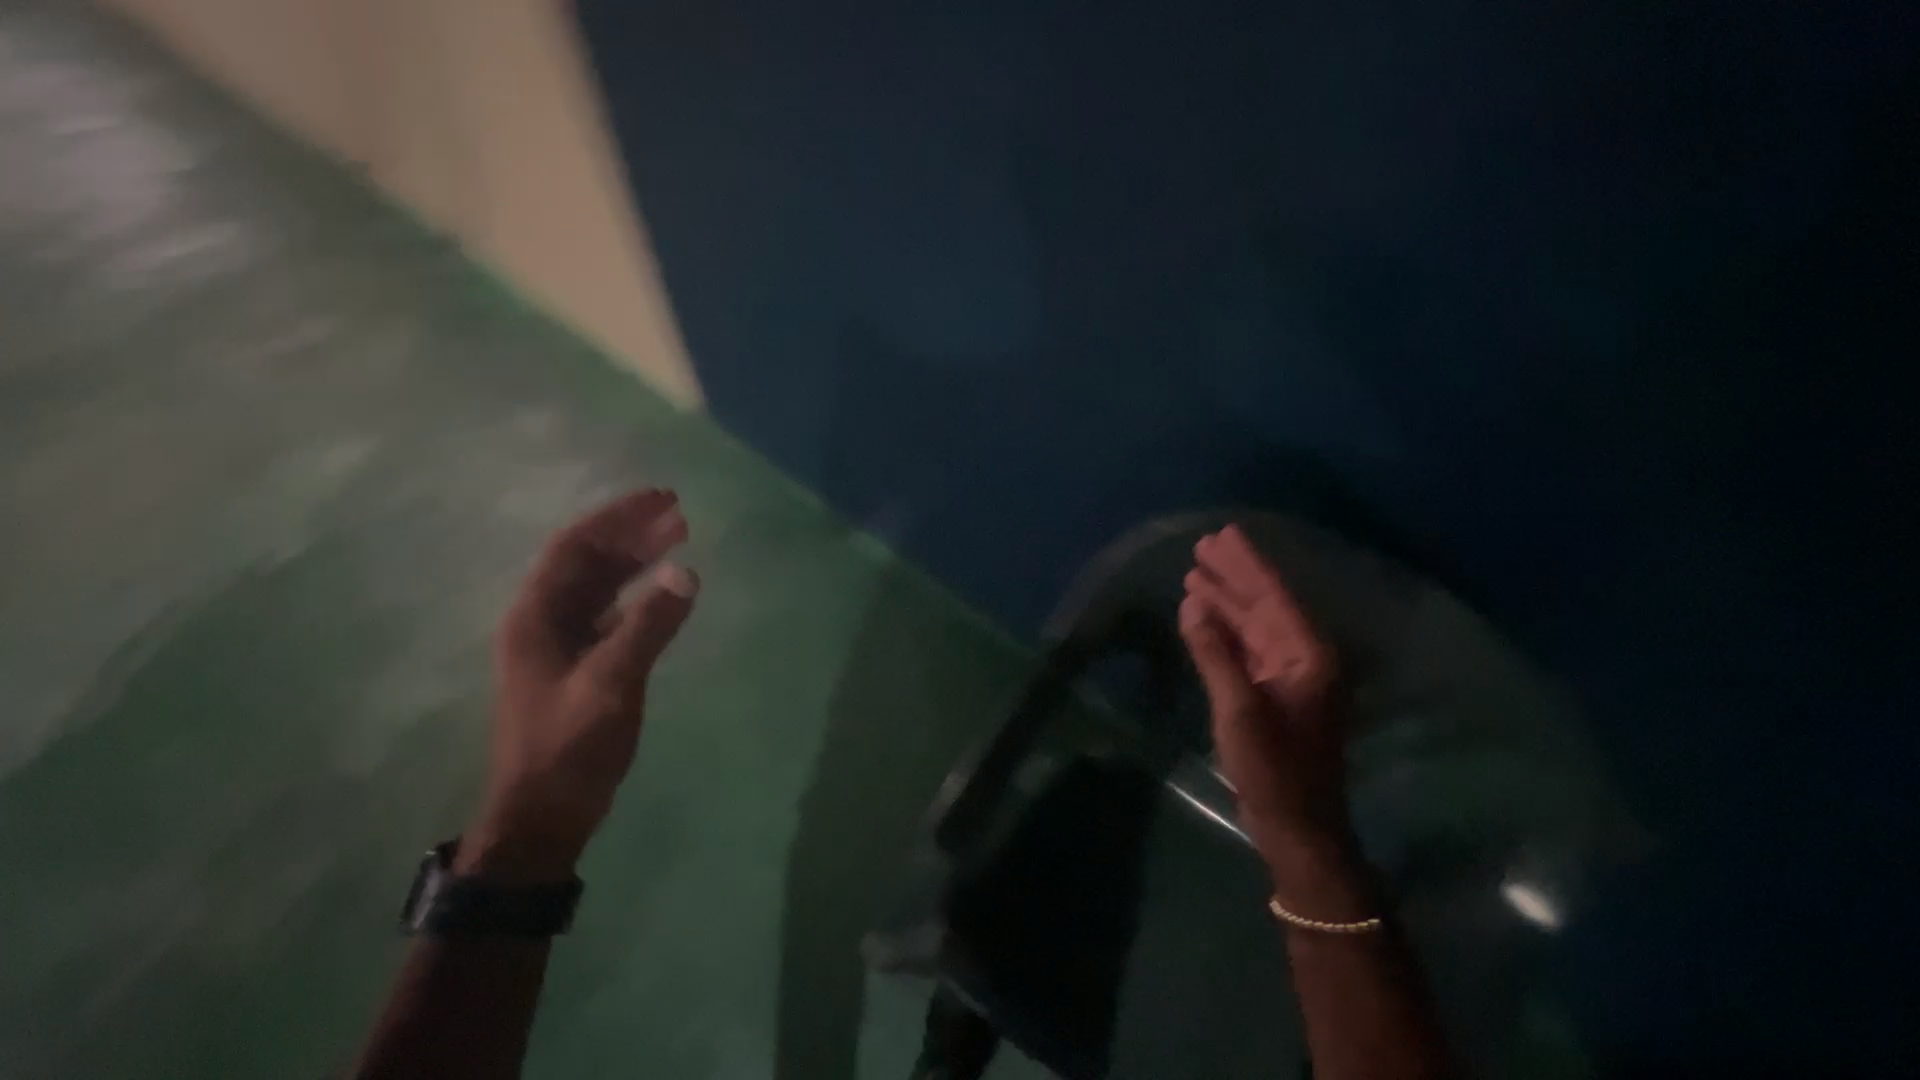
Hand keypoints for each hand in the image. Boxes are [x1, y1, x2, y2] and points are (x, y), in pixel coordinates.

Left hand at [457, 490, 698, 882]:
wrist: (543, 816)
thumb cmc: (568, 748)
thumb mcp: (610, 684)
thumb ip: (648, 627)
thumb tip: (686, 572)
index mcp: (535, 616)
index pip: (575, 547)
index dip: (617, 517)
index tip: (663, 500)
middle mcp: (543, 621)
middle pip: (587, 561)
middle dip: (630, 533)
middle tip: (679, 514)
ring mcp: (561, 645)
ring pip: (599, 586)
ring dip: (635, 561)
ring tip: (677, 538)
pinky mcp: (580, 667)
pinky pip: (609, 614)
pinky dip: (637, 596)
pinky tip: (663, 591)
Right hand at [1179, 525, 1352, 866]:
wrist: (1297, 826)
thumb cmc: (1273, 768)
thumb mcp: (1239, 709)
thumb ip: (1215, 652)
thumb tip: (1192, 603)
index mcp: (1308, 655)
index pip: (1273, 597)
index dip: (1246, 565)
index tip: (1221, 536)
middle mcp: (1306, 658)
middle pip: (1266, 605)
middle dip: (1235, 576)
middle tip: (1204, 545)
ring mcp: (1292, 677)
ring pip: (1256, 625)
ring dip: (1227, 601)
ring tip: (1197, 573)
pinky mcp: (1276, 694)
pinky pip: (1250, 648)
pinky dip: (1227, 630)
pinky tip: (1205, 616)